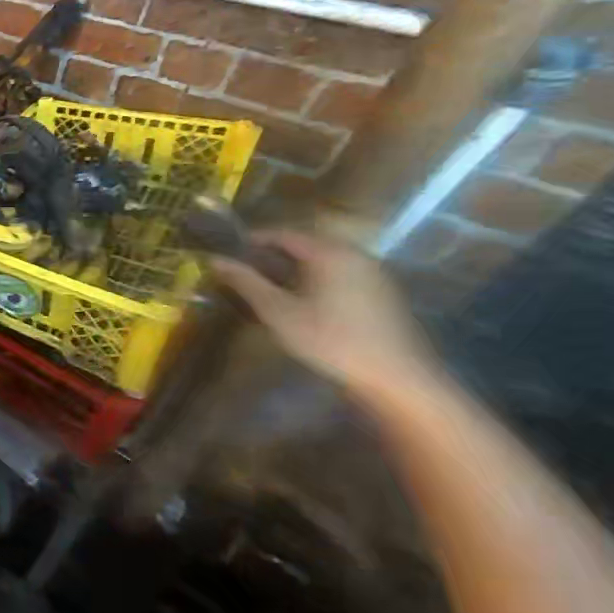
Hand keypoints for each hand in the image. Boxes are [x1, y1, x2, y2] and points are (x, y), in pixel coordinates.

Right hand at [212, 231, 437, 402]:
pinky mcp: (384, 293)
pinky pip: (342, 275)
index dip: (255, 240)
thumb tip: (216, 260)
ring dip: (298, 269)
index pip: (284, 234)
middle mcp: (353, 253)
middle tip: (249, 270)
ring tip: (274, 288)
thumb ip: (247, 284)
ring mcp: (373, 273)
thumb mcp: (280, 313)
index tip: (232, 250)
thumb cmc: (332, 341)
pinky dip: (319, 280)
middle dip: (275, 255)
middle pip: (307, 245)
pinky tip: (308, 304)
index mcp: (328, 252)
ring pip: (326, 261)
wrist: (397, 377)